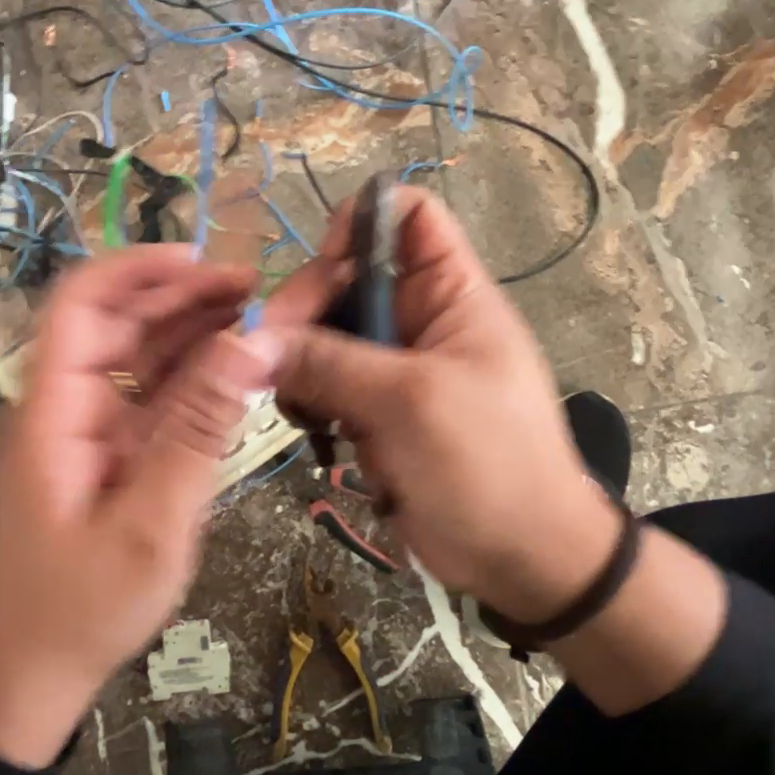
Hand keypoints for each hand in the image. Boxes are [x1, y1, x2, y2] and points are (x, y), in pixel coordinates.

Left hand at [0, 246, 281, 767]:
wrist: (35, 675)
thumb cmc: (84, 607)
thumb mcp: (152, 521)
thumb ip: (201, 430)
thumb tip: (250, 344)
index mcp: (54, 410)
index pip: (81, 305)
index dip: (136, 269)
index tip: (203, 261)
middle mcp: (67, 406)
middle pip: (119, 326)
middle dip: (183, 298)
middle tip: (254, 290)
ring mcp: (89, 432)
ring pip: (140, 360)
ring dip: (194, 333)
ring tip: (257, 315)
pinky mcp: (111, 456)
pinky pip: (153, 402)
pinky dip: (193, 381)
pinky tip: (236, 367)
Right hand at [266, 187, 621, 624]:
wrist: (521, 559)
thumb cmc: (488, 464)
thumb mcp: (411, 402)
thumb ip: (330, 363)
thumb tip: (252, 341)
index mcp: (453, 293)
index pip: (408, 216)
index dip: (361, 221)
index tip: (324, 266)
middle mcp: (420, 318)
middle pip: (346, 277)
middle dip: (305, 309)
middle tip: (269, 354)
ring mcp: (394, 366)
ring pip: (326, 333)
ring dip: (299, 361)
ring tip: (292, 401)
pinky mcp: (374, 410)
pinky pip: (325, 383)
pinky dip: (307, 398)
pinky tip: (307, 426)